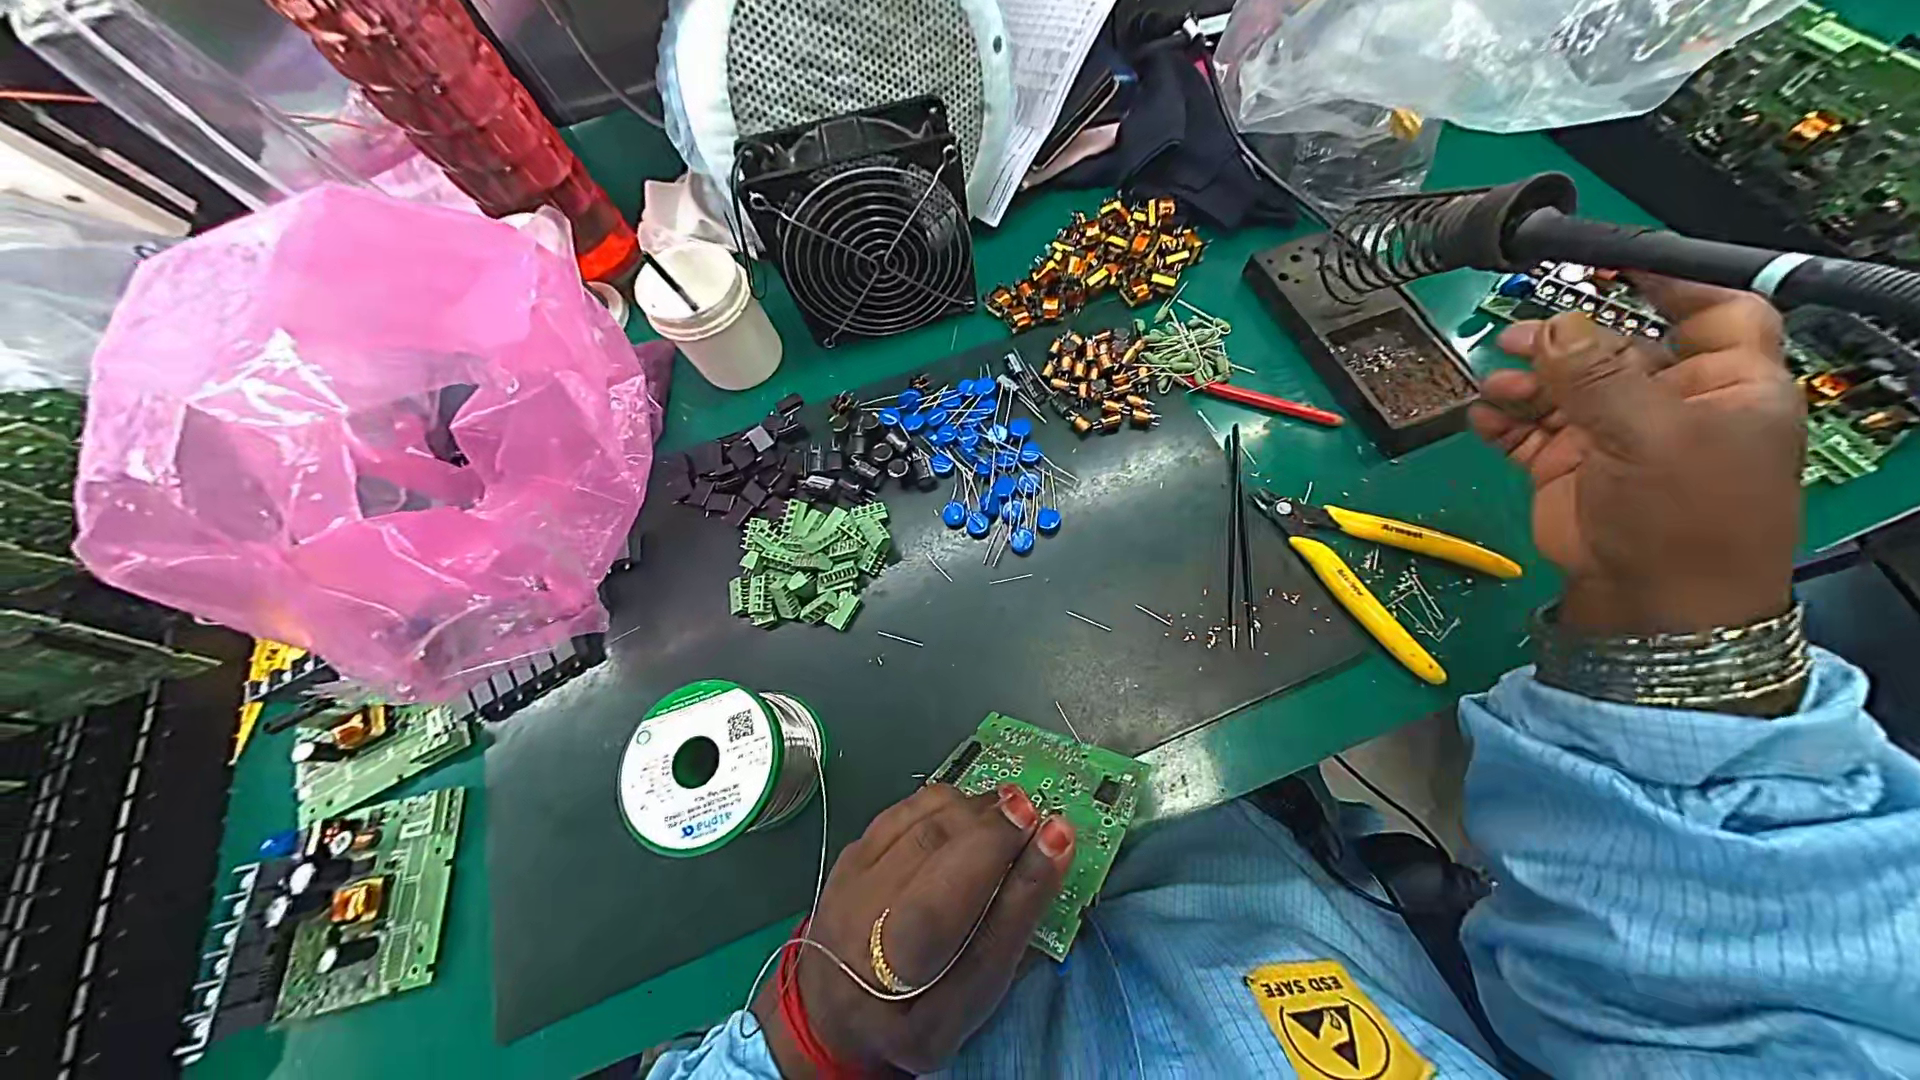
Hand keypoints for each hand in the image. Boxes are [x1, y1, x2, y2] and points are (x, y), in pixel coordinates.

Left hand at [752, 783, 1074, 1075]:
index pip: (979, 951)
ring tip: (1006, 807)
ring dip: (971, 811)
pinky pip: (900, 812)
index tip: (1058, 836)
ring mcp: (851, 900)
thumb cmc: (916, 1008)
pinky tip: (967, 805)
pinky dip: (942, 800)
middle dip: (994, 835)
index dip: (1024, 888)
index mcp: (920, 1020)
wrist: (833, 1008)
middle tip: (1031, 811)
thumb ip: (1009, 935)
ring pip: (919, 835)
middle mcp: (873, 962)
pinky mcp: (846, 860)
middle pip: (941, 885)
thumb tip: (1051, 855)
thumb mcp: (970, 1000)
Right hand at [1469, 276, 1804, 633]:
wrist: (1648, 594)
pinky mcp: (1561, 463)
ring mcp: (1607, 434)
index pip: (1710, 312)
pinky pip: (1524, 429)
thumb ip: (1600, 379)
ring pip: (1559, 388)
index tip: (1616, 264)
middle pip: (1612, 350)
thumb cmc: (1685, 514)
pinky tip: (1483, 417)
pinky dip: (1500, 421)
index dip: (1671, 283)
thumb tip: (1558, 326)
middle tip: (1517, 337)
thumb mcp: (1650, 437)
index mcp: (1721, 385)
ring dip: (1523, 381)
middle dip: (1566, 340)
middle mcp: (1663, 402)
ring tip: (1494, 384)